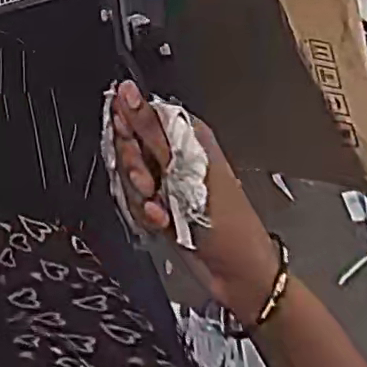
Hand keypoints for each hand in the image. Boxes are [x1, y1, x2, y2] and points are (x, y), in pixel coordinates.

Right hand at [111, 79, 280, 319]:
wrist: (239, 276)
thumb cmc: (226, 220)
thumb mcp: (184, 168)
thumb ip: (149, 127)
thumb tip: (127, 90)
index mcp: (185, 132)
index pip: (138, 112)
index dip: (128, 129)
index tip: (131, 146)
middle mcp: (174, 152)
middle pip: (128, 144)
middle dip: (133, 167)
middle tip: (149, 182)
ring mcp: (166, 178)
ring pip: (127, 174)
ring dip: (140, 194)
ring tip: (161, 207)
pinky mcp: (159, 202)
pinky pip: (132, 198)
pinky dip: (144, 212)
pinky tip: (162, 220)